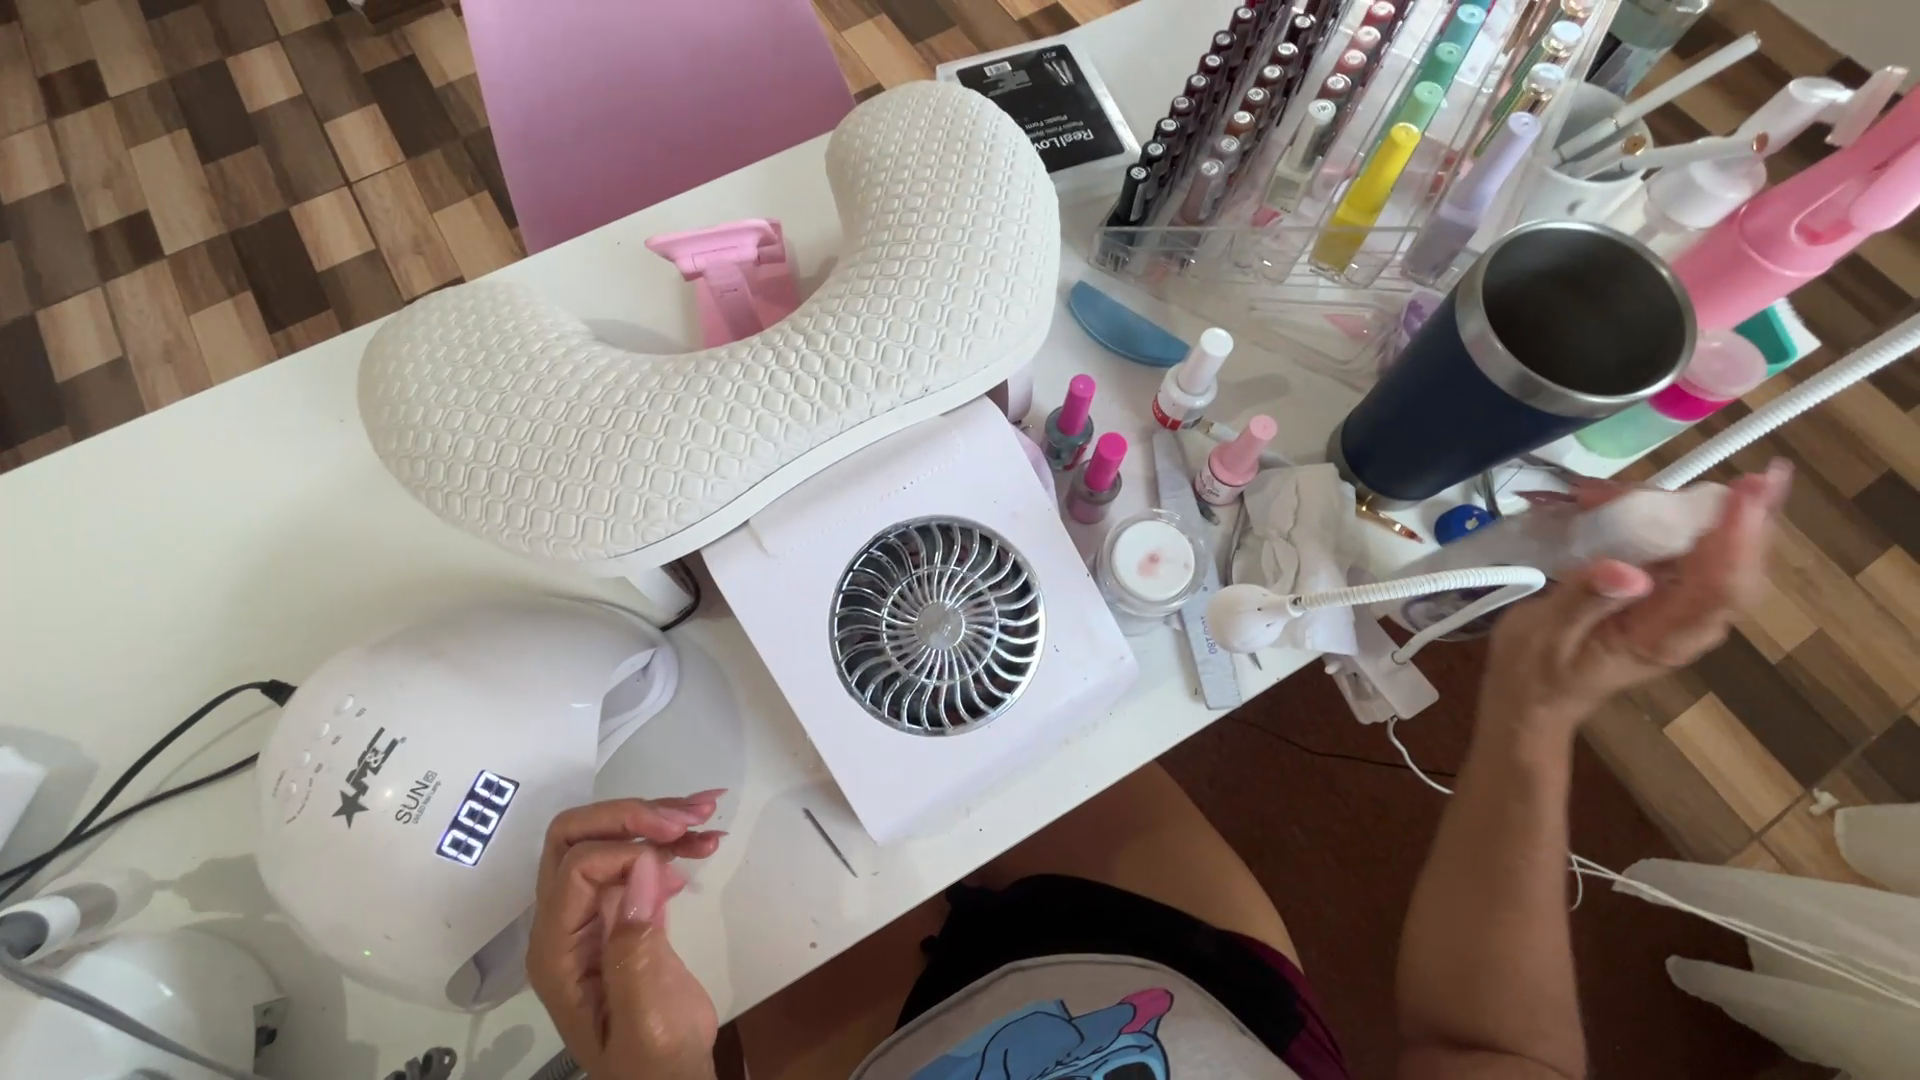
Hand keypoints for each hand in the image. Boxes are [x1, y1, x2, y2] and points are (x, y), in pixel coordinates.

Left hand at [527, 794, 727, 1079]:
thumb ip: (636, 946)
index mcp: (558, 950)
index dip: (625, 849)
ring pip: (610, 836)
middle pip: (576, 837)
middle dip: (632, 815)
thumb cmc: (653, 1064)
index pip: (575, 867)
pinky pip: (638, 856)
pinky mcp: (627, 910)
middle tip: (688, 816)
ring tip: (708, 815)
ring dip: (659, 818)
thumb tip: (644, 866)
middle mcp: (567, 923)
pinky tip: (706, 838)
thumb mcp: (644, 1017)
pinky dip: (673, 837)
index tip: (675, 854)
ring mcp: (595, 913)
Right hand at [1479, 460, 1790, 731]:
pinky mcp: (1664, 592)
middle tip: (1652, 481)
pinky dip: (1658, 515)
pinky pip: (1684, 549)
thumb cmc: (1535, 669)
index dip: (1741, 535)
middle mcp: (1688, 620)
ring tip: (1602, 492)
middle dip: (1712, 510)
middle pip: (1732, 560)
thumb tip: (1630, 572)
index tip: (1747, 490)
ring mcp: (1679, 605)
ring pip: (1710, 548)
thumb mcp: (1545, 636)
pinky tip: (1624, 499)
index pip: (1723, 585)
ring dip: (1669, 508)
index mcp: (1665, 637)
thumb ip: (1583, 602)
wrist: (1531, 694)